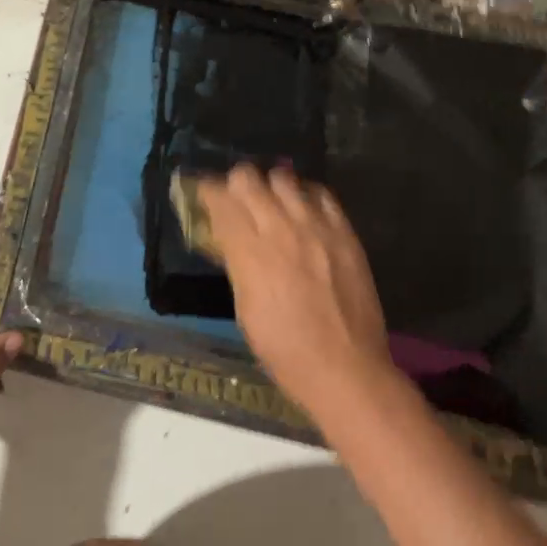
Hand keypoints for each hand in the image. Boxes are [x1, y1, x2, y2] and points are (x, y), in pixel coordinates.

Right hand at [199, 164, 393, 416]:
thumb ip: (236, 263)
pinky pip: (321, 194)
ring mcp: (316, 228)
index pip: (220, 200)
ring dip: (270, 185)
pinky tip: (302, 208)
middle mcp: (280, 229)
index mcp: (250, 252)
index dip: (206, 191)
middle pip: (248, 178)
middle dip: (234, 183)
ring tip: (270, 200)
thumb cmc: (283, 349)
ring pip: (284, 178)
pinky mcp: (344, 233)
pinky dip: (305, 195)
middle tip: (235, 197)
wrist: (344, 368)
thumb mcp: (244, 307)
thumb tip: (225, 239)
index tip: (201, 193)